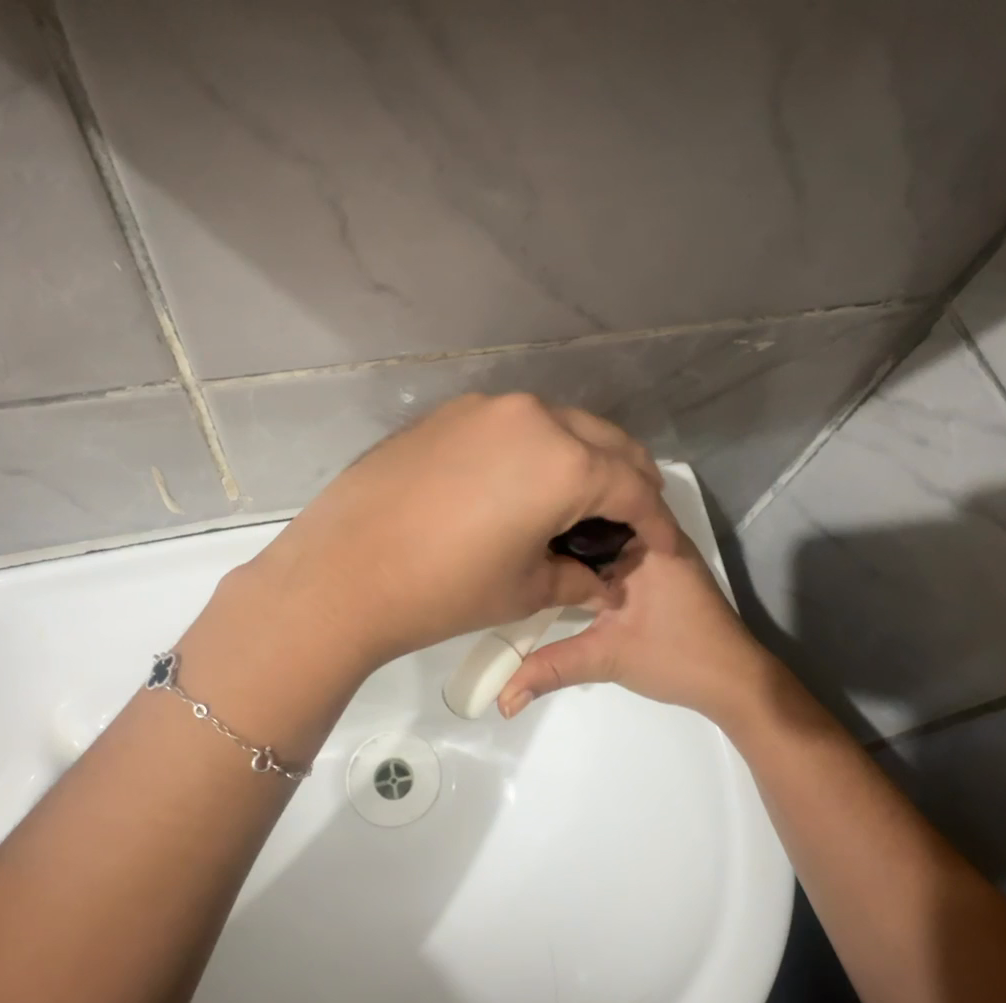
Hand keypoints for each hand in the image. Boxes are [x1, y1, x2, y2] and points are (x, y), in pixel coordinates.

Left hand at [239, 394, 676, 667]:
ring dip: (584, 459)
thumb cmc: (444, 590)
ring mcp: (485, 408)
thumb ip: (577, 579)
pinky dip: (537, 451)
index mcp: (564, 462)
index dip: (656, 524)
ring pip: (559, 426)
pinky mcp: (449, 415)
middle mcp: (533, 417)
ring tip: (586, 501)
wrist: (340, 573)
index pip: (633, 489)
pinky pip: (515, 426)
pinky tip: (527, 485)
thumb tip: (599, 581)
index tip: (665, 548)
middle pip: (605, 442)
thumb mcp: (524, 591)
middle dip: (629, 479)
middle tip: (634, 518)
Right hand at [495, 525, 780, 722]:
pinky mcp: (661, 568)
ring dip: (576, 540)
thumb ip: (551, 668)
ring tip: (529, 545)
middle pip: (598, 516)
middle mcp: (656, 533)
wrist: (735, 682)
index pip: (591, 505)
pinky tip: (563, 568)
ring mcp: (661, 550)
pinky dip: (593, 556)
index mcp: (646, 538)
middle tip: (513, 534)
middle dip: (559, 523)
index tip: (511, 519)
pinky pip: (619, 549)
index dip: (552, 509)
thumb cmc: (677, 657)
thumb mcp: (606, 657)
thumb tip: (501, 699)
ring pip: (608, 533)